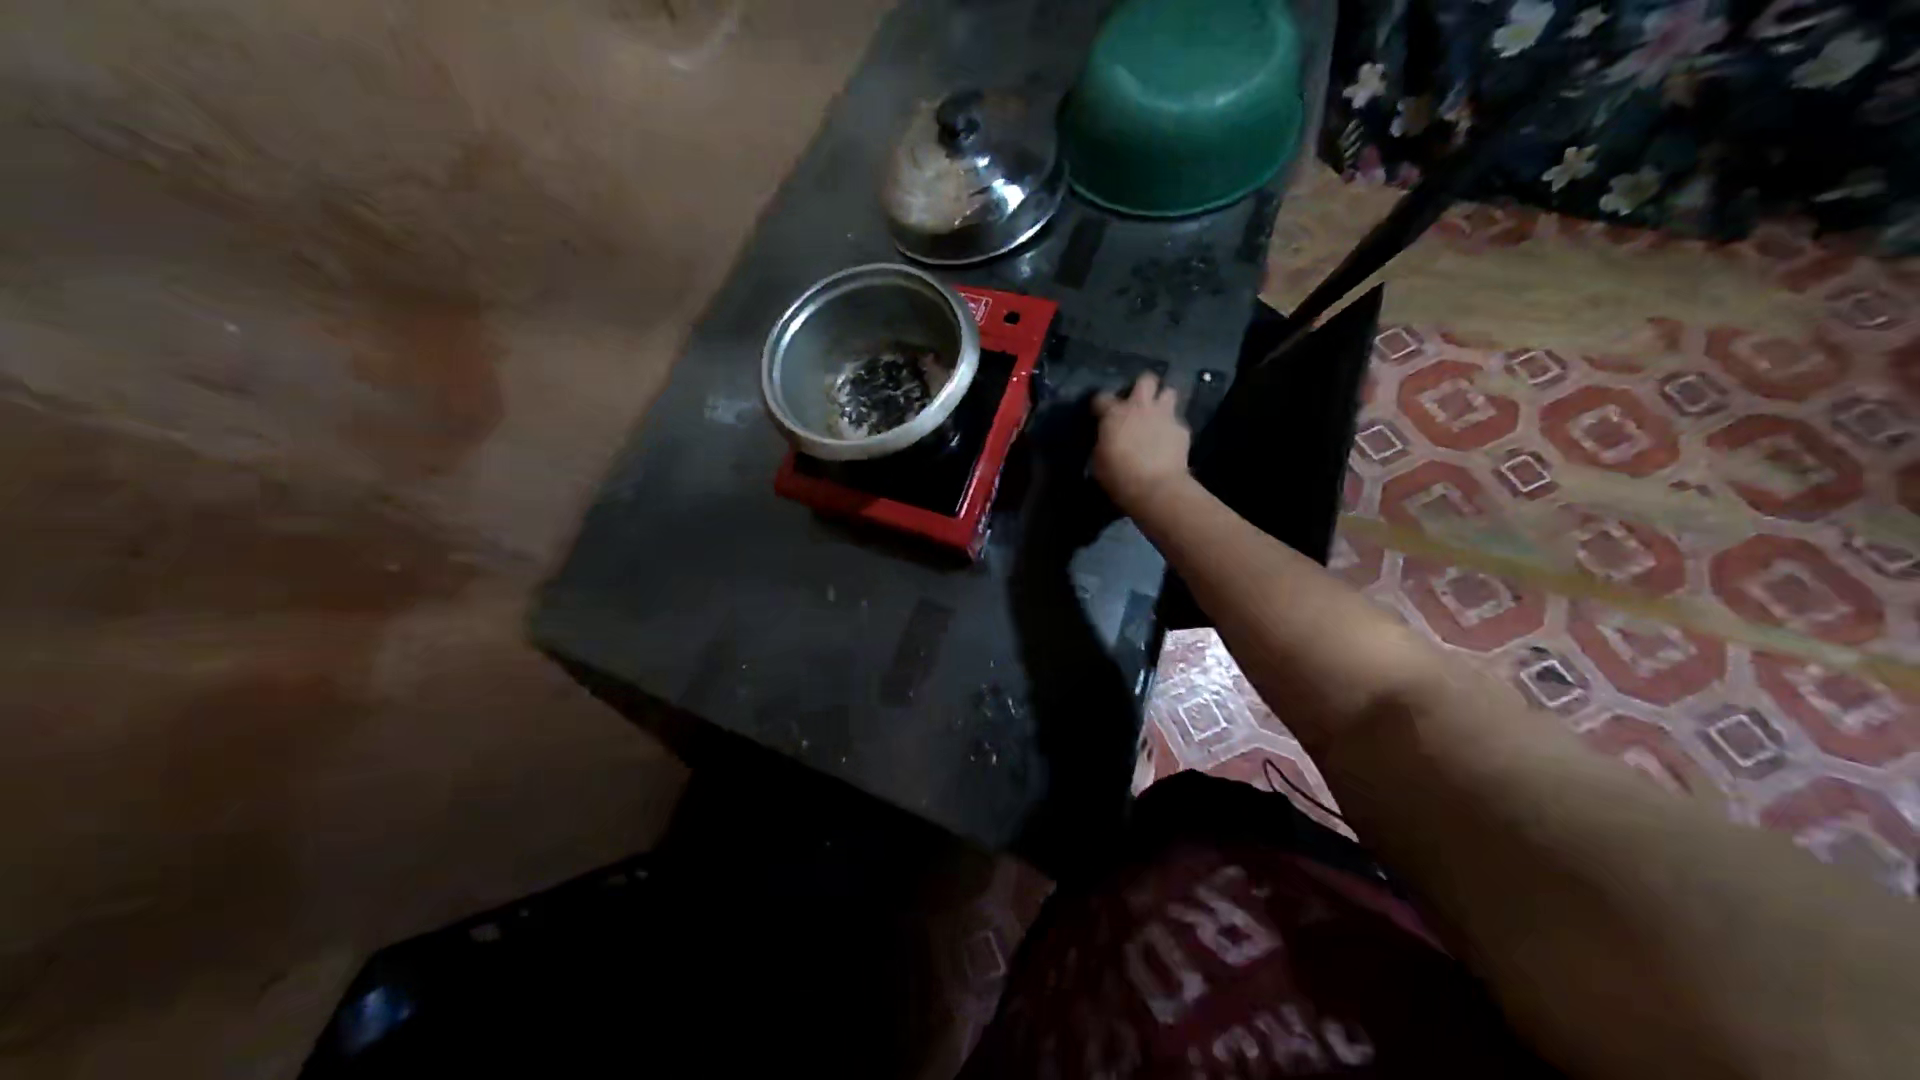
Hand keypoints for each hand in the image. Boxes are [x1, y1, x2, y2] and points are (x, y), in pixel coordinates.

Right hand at [1091, 373, 1191, 515]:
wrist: (1155, 488)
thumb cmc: (1118, 475)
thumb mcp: (1099, 460)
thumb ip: (1104, 442)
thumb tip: (1108, 439)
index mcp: (1114, 413)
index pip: (1101, 397)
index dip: (1100, 405)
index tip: (1100, 414)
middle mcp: (1140, 407)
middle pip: (1146, 379)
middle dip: (1143, 386)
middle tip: (1139, 401)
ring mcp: (1164, 415)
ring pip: (1169, 392)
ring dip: (1162, 401)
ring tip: (1158, 415)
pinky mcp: (1182, 429)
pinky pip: (1177, 422)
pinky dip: (1172, 429)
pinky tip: (1169, 442)